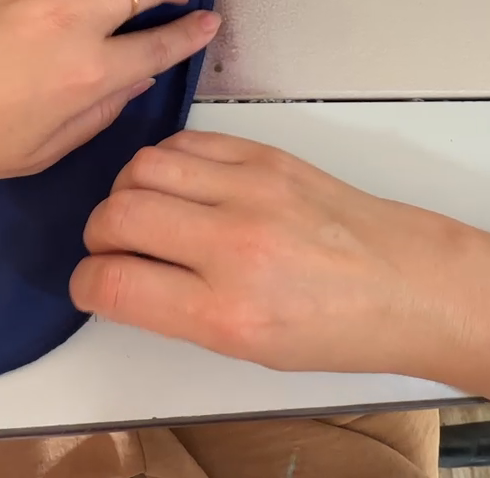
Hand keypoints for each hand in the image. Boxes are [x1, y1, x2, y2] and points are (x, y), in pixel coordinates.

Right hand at [70, 131, 485, 376]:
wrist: (403, 279)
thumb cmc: (331, 329)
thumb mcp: (249, 346)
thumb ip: (177, 309)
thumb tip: (123, 273)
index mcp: (227, 311)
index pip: (115, 282)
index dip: (85, 282)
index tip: (90, 281)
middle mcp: (232, 243)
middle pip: (117, 214)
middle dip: (97, 233)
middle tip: (110, 244)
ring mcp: (249, 187)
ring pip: (142, 166)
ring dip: (124, 190)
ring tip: (140, 208)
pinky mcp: (262, 152)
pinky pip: (183, 142)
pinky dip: (163, 162)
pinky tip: (174, 183)